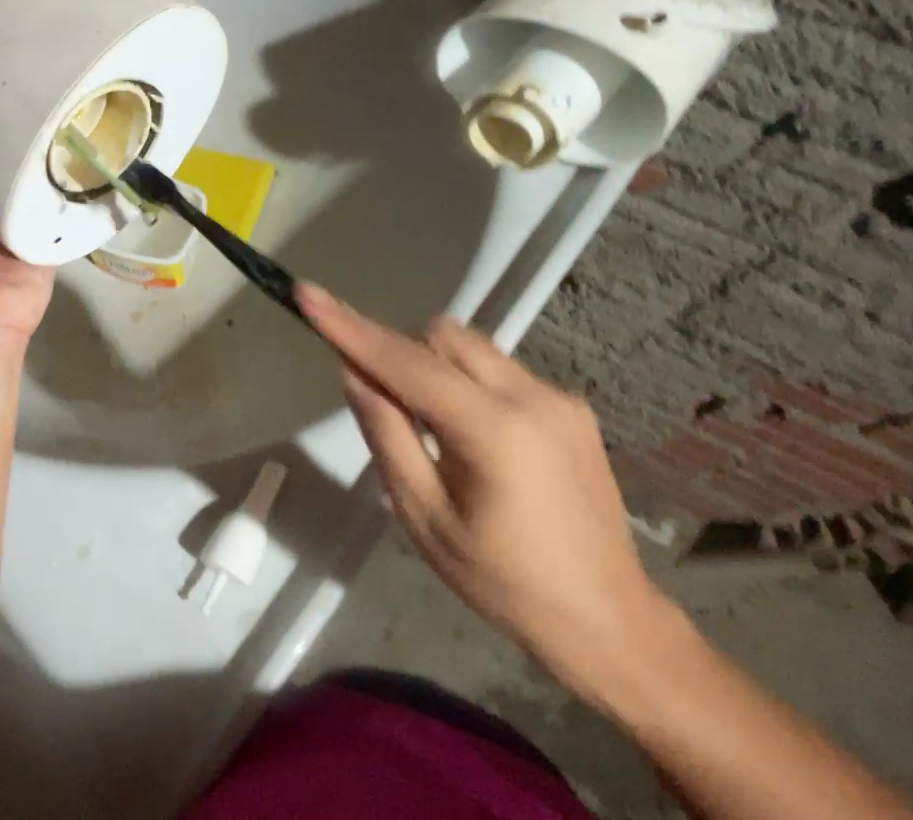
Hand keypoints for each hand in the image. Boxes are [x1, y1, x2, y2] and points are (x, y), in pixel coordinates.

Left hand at [0, 84, 55, 349]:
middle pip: (5, 159)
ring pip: (37, 182)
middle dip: (22, 130)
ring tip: (78, 108)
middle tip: (49, 80)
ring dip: (53, 156)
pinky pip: (64, 211)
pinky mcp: (48, 241)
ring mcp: (19, 224)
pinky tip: (99, 158)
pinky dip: (78, 191)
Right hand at [296, 282, 671, 686]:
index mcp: (493, 429)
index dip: (349, 327)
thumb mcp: (423, 515)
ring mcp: (560, 401)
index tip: (307, 294)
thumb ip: (387, 435)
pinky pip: (501, 373)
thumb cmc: (500, 579)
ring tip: (427, 430)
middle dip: (399, 353)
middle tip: (378, 402)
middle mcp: (533, 397)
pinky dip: (466, 386)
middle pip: (444, 337)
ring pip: (474, 349)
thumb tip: (354, 374)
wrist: (605, 618)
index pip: (405, 362)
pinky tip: (469, 443)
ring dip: (433, 367)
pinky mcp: (573, 412)